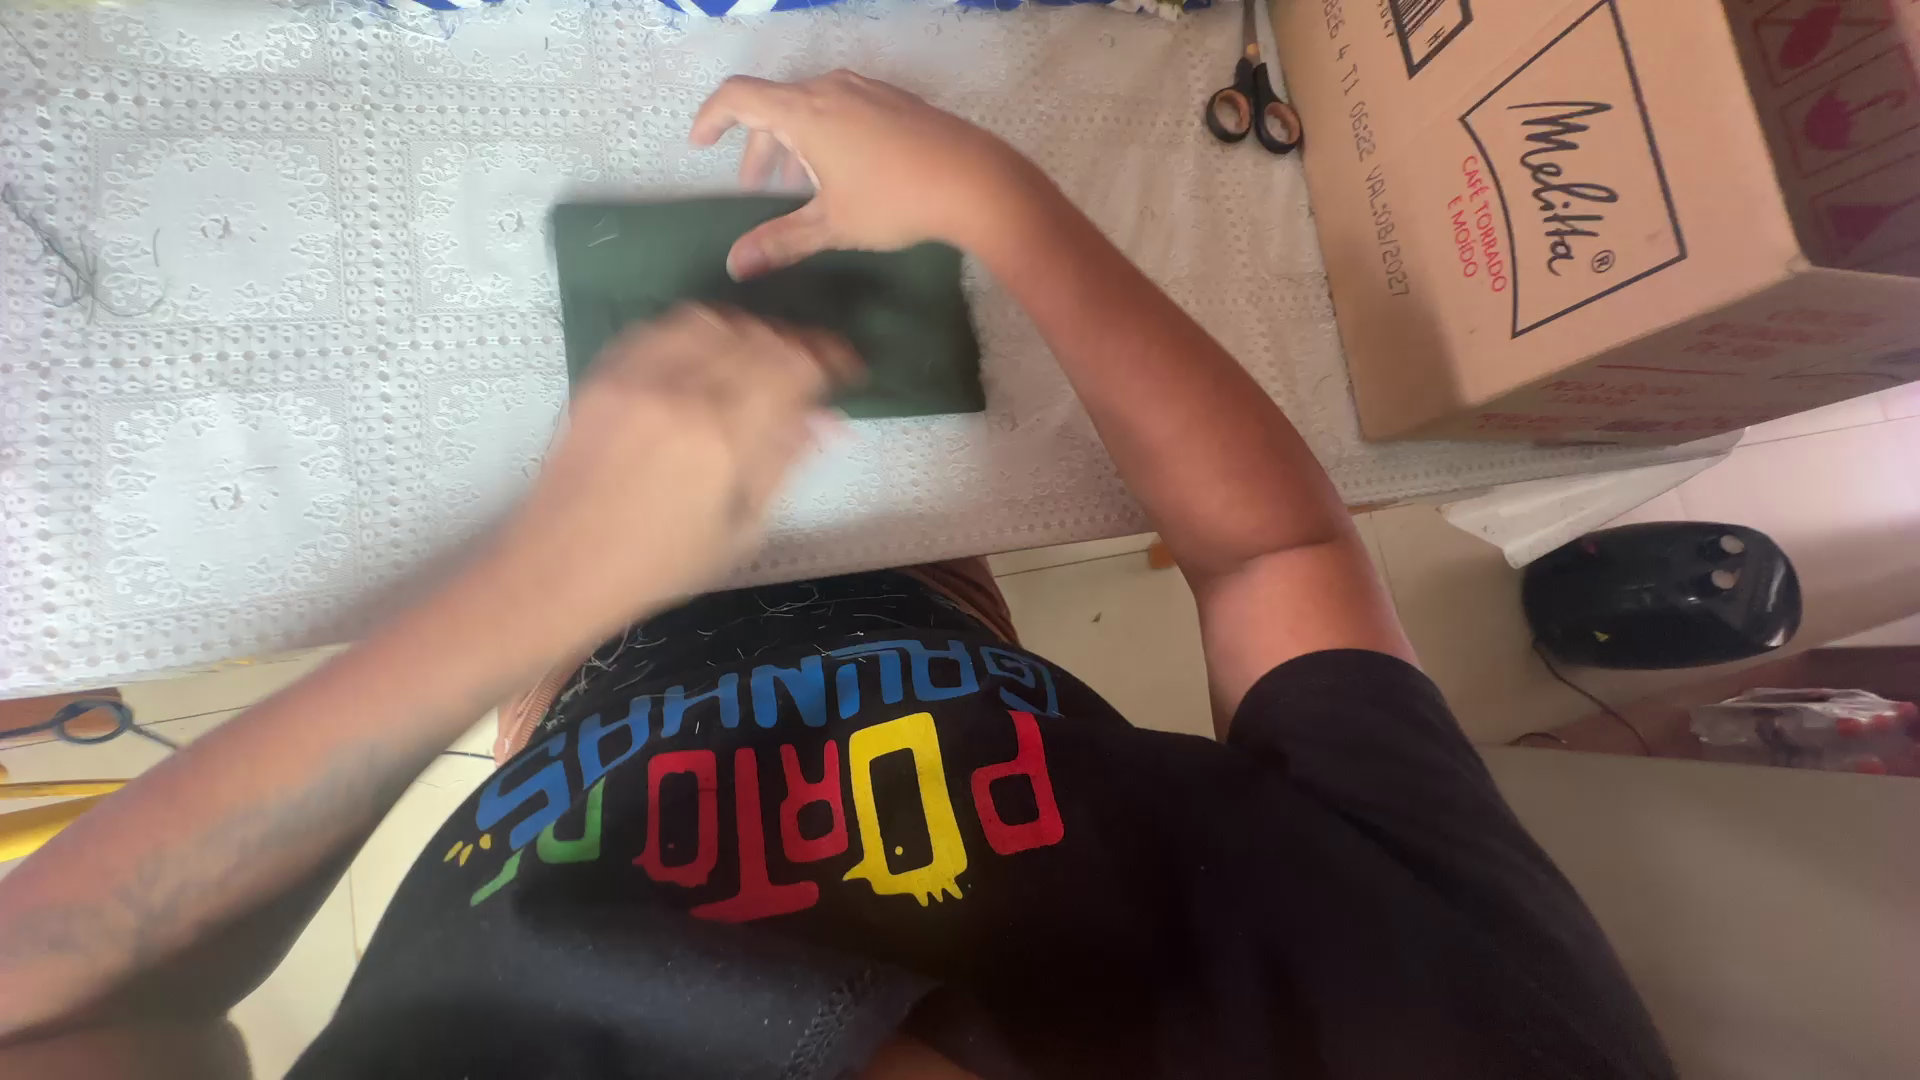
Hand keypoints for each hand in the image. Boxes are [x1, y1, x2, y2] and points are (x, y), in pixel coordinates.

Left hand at [477, 306, 860, 652]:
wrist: (560, 568)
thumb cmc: (661, 564)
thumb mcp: (742, 528)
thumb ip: (785, 463)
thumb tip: (830, 422)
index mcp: (723, 437)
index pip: (794, 367)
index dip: (829, 358)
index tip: (845, 367)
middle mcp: (682, 392)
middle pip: (758, 337)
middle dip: (796, 346)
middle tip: (811, 369)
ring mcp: (636, 377)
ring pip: (711, 320)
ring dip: (748, 333)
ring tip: (761, 359)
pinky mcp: (604, 375)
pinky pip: (662, 328)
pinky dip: (698, 331)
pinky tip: (709, 356)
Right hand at [691, 70, 1043, 277]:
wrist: (972, 181)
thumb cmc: (895, 201)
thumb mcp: (832, 225)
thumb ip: (781, 241)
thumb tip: (737, 264)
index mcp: (805, 111)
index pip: (738, 98)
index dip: (711, 118)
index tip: (700, 143)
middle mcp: (830, 88)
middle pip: (776, 106)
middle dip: (758, 146)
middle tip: (758, 188)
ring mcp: (865, 90)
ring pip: (811, 108)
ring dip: (794, 144)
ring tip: (801, 186)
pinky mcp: (893, 100)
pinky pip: (842, 108)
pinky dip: (826, 135)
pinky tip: (843, 172)